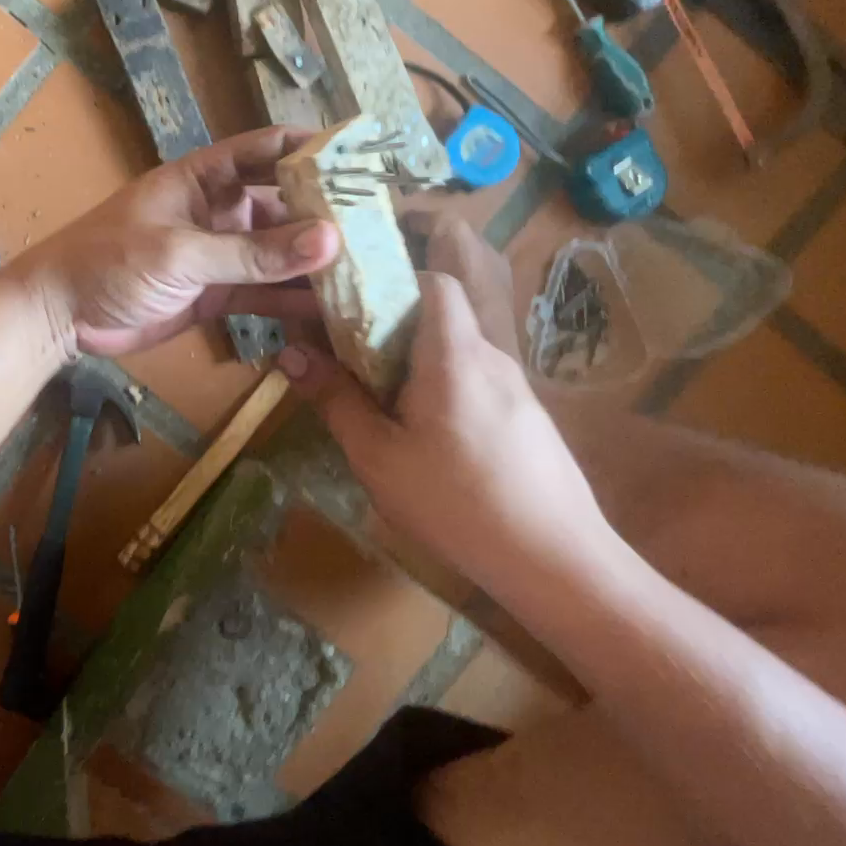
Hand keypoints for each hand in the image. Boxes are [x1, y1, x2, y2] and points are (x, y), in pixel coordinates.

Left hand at [14, 127, 340, 357]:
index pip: (269, 150)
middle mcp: (219, 210)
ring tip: (372, 277)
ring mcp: (219, 254)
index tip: (369, 161)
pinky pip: (263, 293)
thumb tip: (330, 240)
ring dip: (317, 266)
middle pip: (286, 205)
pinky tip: (333, 312)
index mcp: (205, 178)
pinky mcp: (215, 294)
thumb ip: (252, 253)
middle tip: (385, 236)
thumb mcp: (180, 254)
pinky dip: (293, 302)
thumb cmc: (109, 262)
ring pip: (279, 254)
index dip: (316, 151)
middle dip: (330, 219)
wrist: (60, 314)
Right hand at [279, 273, 637, 592]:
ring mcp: (515, 392)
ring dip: (409, 370)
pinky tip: (422, 445)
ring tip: (375, 413)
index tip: (348, 311)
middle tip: (343, 369)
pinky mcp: (525, 422)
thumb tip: (290, 352)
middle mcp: (491, 360)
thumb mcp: (377, 456)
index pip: (433, 282)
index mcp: (454, 355)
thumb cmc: (456, 502)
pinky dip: (437, 396)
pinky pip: (471, 387)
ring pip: (452, 358)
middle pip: (437, 321)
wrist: (556, 563)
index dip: (390, 283)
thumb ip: (335, 399)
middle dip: (386, 334)